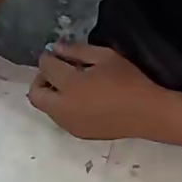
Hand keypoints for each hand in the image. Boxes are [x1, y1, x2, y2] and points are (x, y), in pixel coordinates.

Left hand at [28, 43, 162, 140]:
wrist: (146, 114)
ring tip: (69, 84)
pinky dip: (61, 106)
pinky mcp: (77, 133)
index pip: (46, 68)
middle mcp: (63, 108)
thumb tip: (57, 48)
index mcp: (70, 86)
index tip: (52, 53)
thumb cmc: (129, 81)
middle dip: (40, 80)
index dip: (46, 58)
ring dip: (50, 95)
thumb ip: (78, 51)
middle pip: (35, 95)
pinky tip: (79, 99)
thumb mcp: (106, 57)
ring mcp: (68, 123)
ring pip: (46, 108)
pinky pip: (59, 118)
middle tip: (55, 71)